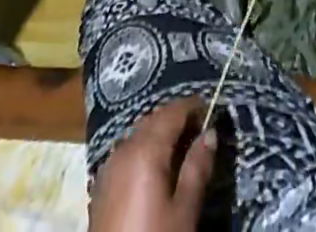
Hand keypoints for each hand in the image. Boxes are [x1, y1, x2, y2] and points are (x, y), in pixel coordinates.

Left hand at [89, 99, 216, 231]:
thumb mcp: (184, 209)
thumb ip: (198, 166)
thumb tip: (210, 132)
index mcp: (146, 150)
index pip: (173, 111)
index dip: (195, 107)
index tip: (214, 112)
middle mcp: (124, 150)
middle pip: (154, 118)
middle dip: (178, 117)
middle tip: (201, 130)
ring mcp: (108, 167)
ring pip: (139, 133)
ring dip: (161, 132)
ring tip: (182, 148)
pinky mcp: (101, 185)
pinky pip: (127, 151)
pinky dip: (144, 148)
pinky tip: (156, 167)